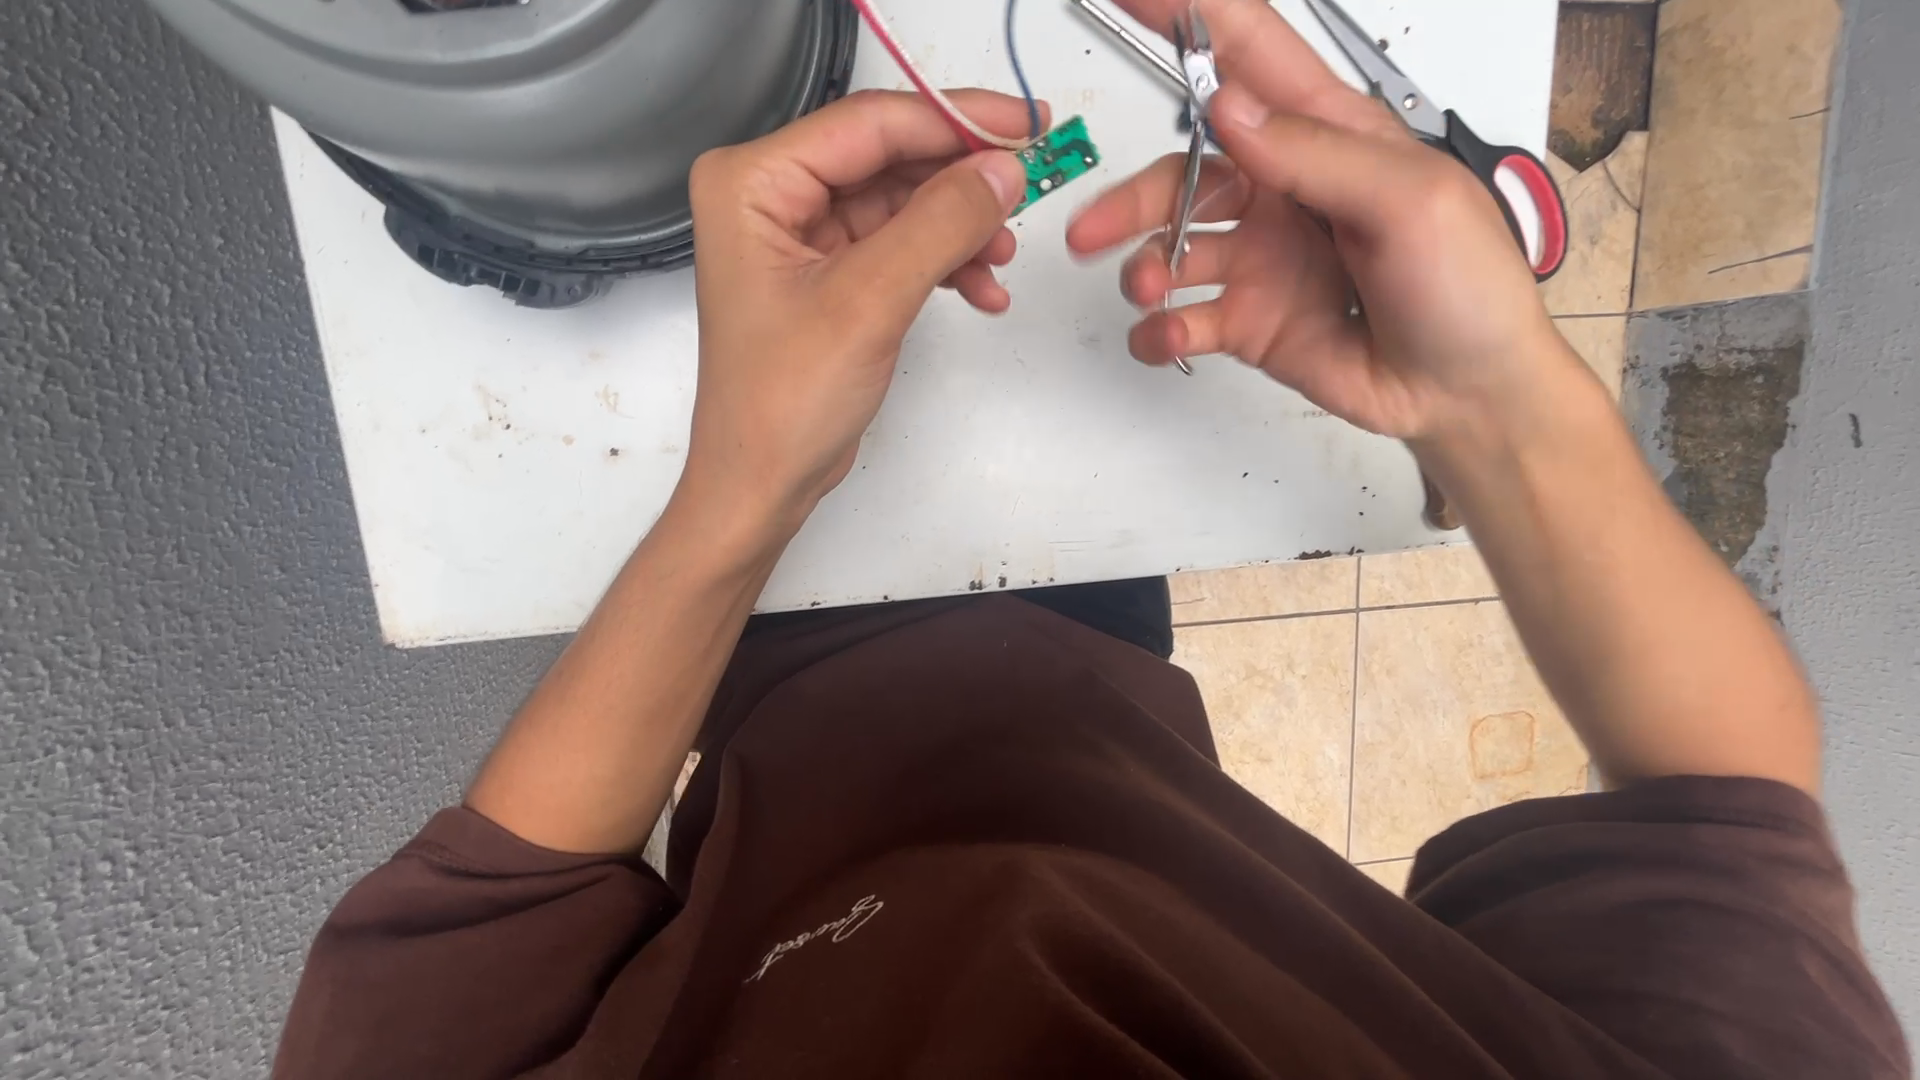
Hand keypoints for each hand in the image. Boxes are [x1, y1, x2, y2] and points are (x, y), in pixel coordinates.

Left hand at [680, 89, 1037, 530]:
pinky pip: (901, 248)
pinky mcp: (833, 279)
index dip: (954, 121)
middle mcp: (773, 201)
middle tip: (1027, 185)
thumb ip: (939, 226)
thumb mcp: (868, 304)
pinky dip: (944, 265)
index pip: (871, 125)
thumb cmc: (779, 407)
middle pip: (890, 161)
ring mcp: (804, 241)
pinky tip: (982, 290)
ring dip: (959, 229)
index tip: (1023, 128)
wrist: (765, 482)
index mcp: (753, 184)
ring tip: (1002, 258)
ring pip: (903, 206)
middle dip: (961, 181)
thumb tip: (1000, 171)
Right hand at [1066, 0, 1579, 442]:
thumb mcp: (1406, 201)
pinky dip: (1159, 330)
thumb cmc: (1462, 286)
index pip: (1249, 57)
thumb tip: (1228, 106)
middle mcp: (1281, 195)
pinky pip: (1180, 318)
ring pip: (1170, 249)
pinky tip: (1167, 336)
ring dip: (1144, 269)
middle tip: (1089, 232)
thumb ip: (1314, 155)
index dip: (1189, 16)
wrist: (1457, 391)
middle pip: (1183, 175)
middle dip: (1131, 201)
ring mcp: (1258, 260)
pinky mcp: (1244, 320)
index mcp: (1328, 139)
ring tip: (1147, 290)